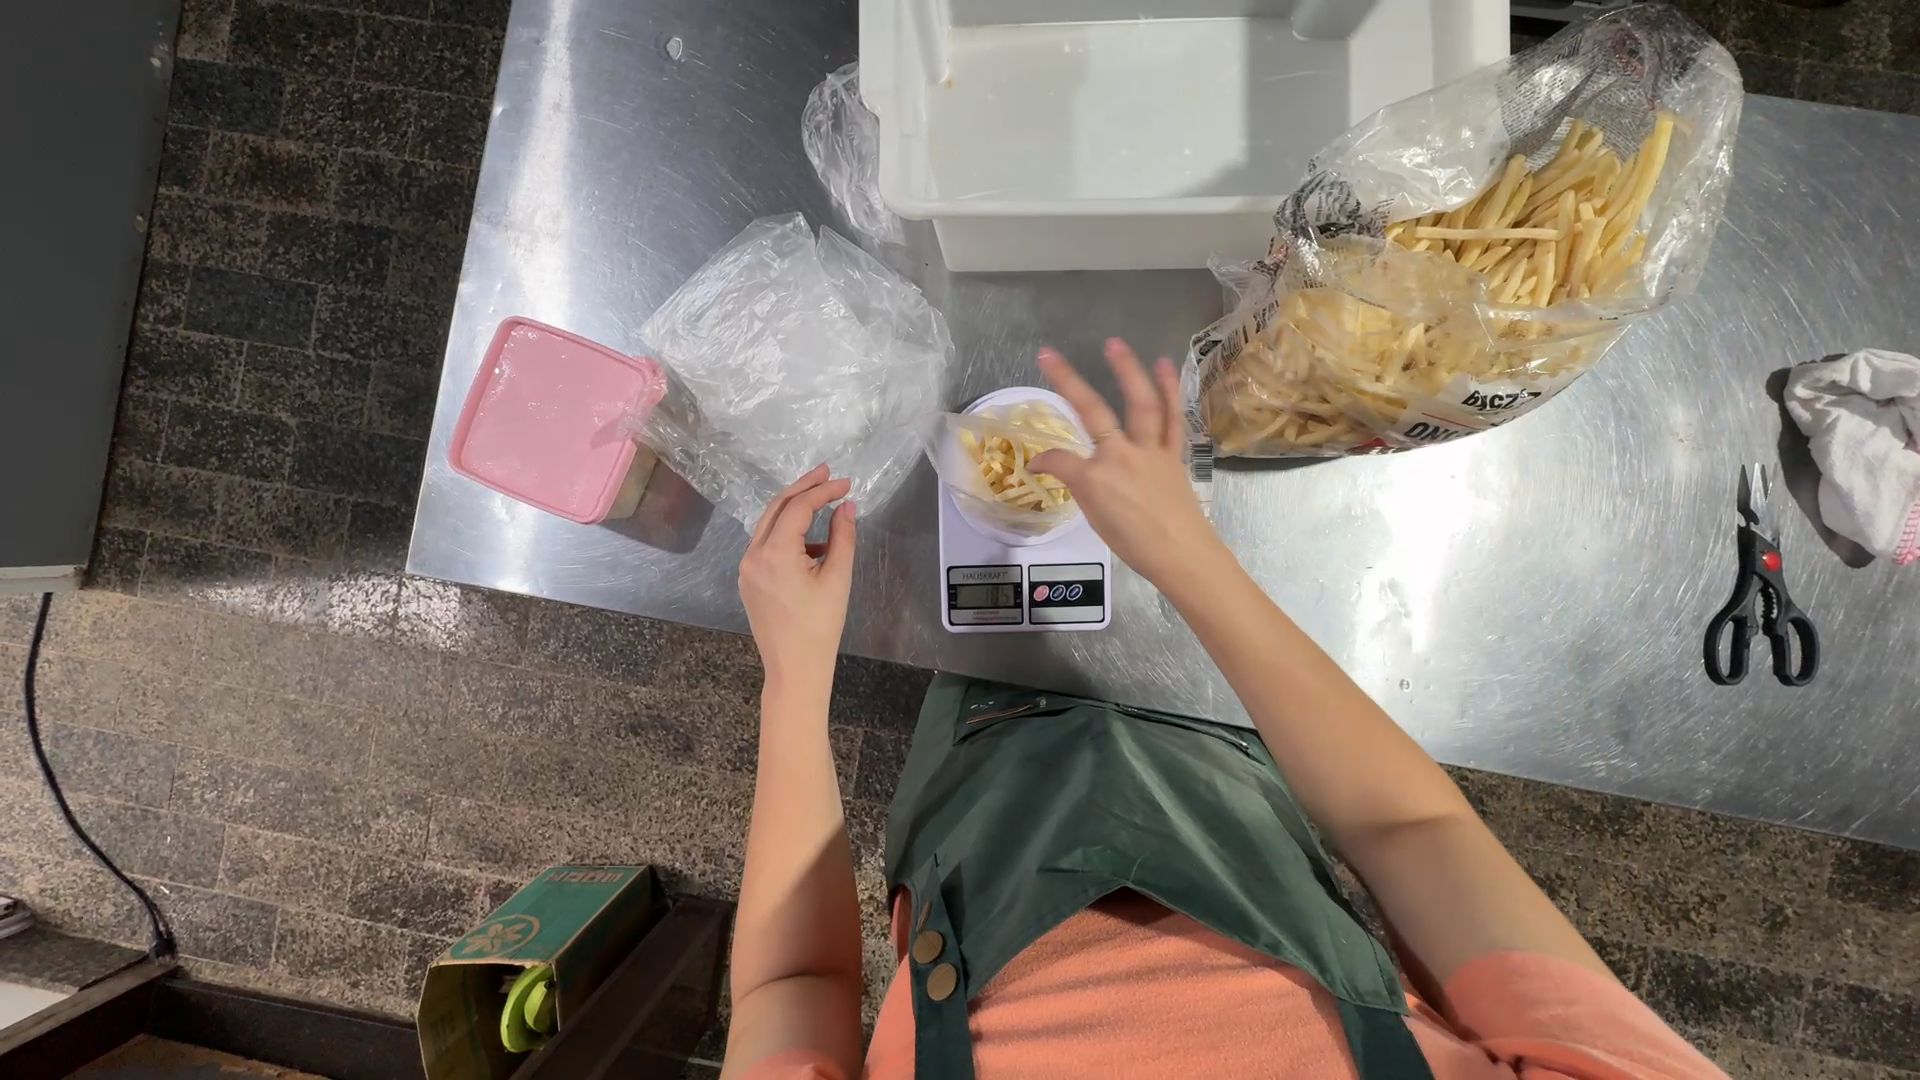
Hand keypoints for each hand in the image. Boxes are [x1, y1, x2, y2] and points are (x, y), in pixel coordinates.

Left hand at [739, 466, 857, 692]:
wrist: (795, 668)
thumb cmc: (820, 626)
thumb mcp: (838, 578)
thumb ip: (842, 536)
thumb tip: (847, 507)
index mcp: (774, 553)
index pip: (798, 507)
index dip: (823, 490)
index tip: (847, 483)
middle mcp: (753, 555)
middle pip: (777, 508)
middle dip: (803, 488)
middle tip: (828, 473)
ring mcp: (746, 568)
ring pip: (769, 525)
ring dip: (795, 510)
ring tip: (824, 504)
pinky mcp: (748, 580)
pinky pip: (766, 546)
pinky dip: (787, 535)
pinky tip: (812, 545)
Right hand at [1032, 339, 1223, 589]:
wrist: (1182, 554)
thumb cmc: (1134, 543)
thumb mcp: (1094, 518)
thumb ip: (1075, 485)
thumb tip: (1050, 466)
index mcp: (1096, 478)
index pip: (1059, 460)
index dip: (1044, 460)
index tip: (1036, 466)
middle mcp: (1121, 456)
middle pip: (1091, 411)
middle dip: (1067, 382)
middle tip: (1049, 356)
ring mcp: (1151, 451)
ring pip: (1139, 404)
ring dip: (1127, 370)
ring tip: (1115, 345)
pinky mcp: (1173, 453)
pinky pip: (1172, 417)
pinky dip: (1170, 389)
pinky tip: (1164, 365)